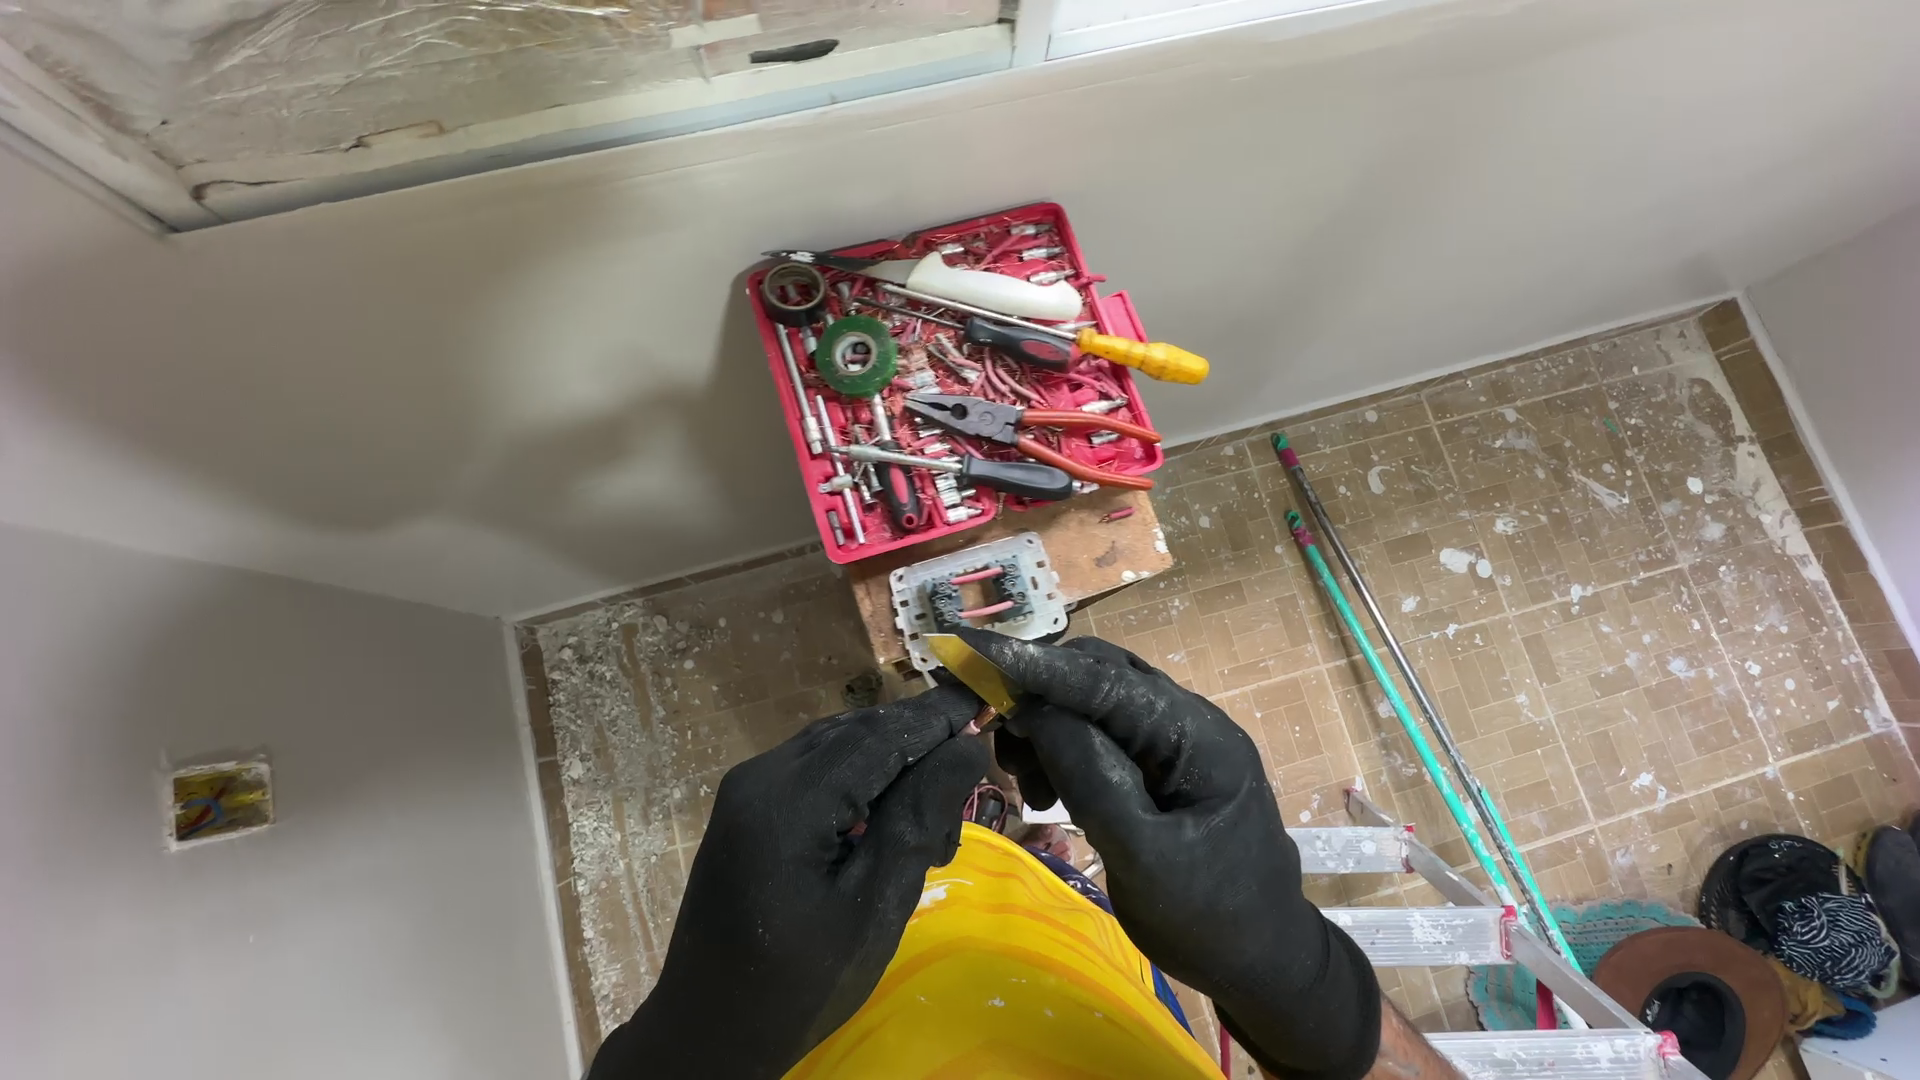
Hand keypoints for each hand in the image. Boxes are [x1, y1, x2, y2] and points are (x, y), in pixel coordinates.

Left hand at [588, 684, 987, 1079]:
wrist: (707, 1030)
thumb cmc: (800, 982)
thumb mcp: (874, 904)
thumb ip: (919, 815)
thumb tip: (967, 746)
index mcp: (788, 800)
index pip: (879, 736)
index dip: (935, 717)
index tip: (985, 701)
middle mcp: (763, 774)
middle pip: (857, 733)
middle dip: (918, 741)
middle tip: (971, 765)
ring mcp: (750, 786)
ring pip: (838, 746)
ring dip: (893, 760)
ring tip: (937, 804)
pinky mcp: (750, 803)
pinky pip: (817, 768)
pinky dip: (861, 777)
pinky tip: (889, 810)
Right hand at [960, 631, 1381, 1079]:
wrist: (1262, 959)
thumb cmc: (1207, 917)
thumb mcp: (1141, 856)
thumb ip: (1090, 777)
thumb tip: (1033, 710)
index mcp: (1196, 735)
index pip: (1104, 682)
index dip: (1035, 665)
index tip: (975, 647)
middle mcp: (1186, 718)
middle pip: (1097, 678)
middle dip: (1039, 698)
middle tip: (1000, 741)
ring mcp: (1175, 737)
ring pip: (1093, 702)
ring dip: (1049, 729)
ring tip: (1029, 785)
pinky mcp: (1161, 759)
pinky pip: (1102, 733)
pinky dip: (1064, 752)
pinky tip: (1050, 794)